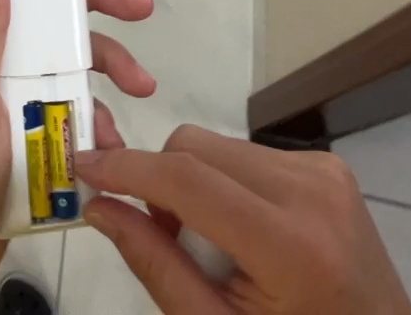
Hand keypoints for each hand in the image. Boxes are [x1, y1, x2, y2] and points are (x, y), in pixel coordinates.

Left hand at [0, 0, 155, 314]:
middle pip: (37, 11)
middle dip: (90, 10)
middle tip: (139, 11)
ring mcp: (0, 89)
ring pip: (57, 57)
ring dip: (101, 67)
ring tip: (141, 91)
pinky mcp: (19, 123)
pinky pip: (62, 102)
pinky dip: (91, 112)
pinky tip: (112, 139)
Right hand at [74, 126, 410, 314]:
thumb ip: (155, 264)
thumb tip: (97, 205)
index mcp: (292, 246)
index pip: (186, 179)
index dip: (125, 169)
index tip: (80, 165)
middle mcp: (313, 190)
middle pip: (195, 148)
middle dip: (162, 184)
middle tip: (169, 240)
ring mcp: (327, 173)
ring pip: (216, 146)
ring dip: (194, 184)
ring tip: (216, 246)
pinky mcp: (331, 168)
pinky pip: (246, 154)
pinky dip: (226, 184)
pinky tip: (245, 233)